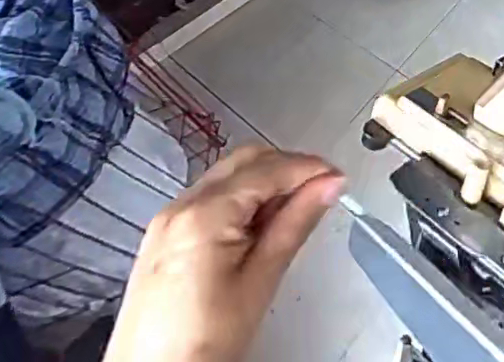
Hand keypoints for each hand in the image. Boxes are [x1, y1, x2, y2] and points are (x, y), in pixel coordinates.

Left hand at [106, 146, 345, 361]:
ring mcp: (167, 220)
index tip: (340, 179)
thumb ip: (297, 222)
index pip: (270, 169)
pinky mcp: (163, 236)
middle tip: (319, 191)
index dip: (310, 168)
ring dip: (267, 180)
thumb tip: (333, 182)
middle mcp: (180, 206)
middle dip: (288, 167)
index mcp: (204, 215)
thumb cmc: (204, 344)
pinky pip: (212, 195)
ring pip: (230, 173)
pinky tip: (260, 225)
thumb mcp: (261, 281)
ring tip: (293, 212)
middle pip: (247, 160)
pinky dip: (243, 196)